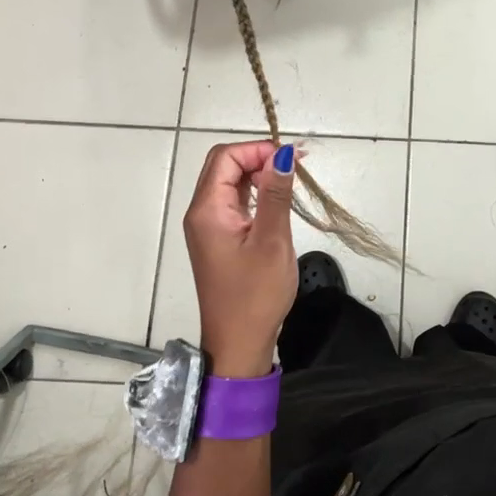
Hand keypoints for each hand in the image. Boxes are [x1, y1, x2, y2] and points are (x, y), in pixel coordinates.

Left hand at [184, 141, 298, 377]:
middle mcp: (201, 213)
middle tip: (294, 167)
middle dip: (258, 157)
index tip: (292, 160)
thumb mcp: (272, 241)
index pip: (226, 157)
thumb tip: (283, 153)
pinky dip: (255, 193)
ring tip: (291, 182)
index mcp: (207, 210)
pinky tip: (277, 202)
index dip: (257, 150)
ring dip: (258, 174)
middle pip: (223, 166)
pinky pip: (233, 202)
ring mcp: (208, 227)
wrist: (239, 345)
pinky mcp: (218, 239)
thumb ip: (276, 194)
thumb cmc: (256, 295)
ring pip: (229, 182)